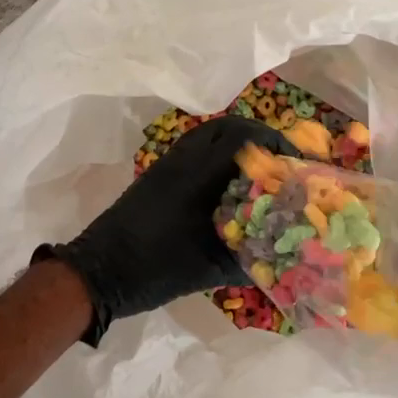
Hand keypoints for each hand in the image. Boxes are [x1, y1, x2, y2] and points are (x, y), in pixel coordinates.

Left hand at [41, 117, 292, 344]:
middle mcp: (183, 158)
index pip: (242, 136)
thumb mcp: (209, 269)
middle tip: (282, 163)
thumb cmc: (155, 268)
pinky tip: (231, 187)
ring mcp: (168, 163)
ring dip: (239, 146)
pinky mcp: (158, 174)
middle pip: (227, 126)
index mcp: (198, 173)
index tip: (297, 162)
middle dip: (260, 139)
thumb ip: (250, 258)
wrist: (100, 270)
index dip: (274, 143)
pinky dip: (220, 157)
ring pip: (210, 135)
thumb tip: (287, 255)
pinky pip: (196, 150)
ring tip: (262, 173)